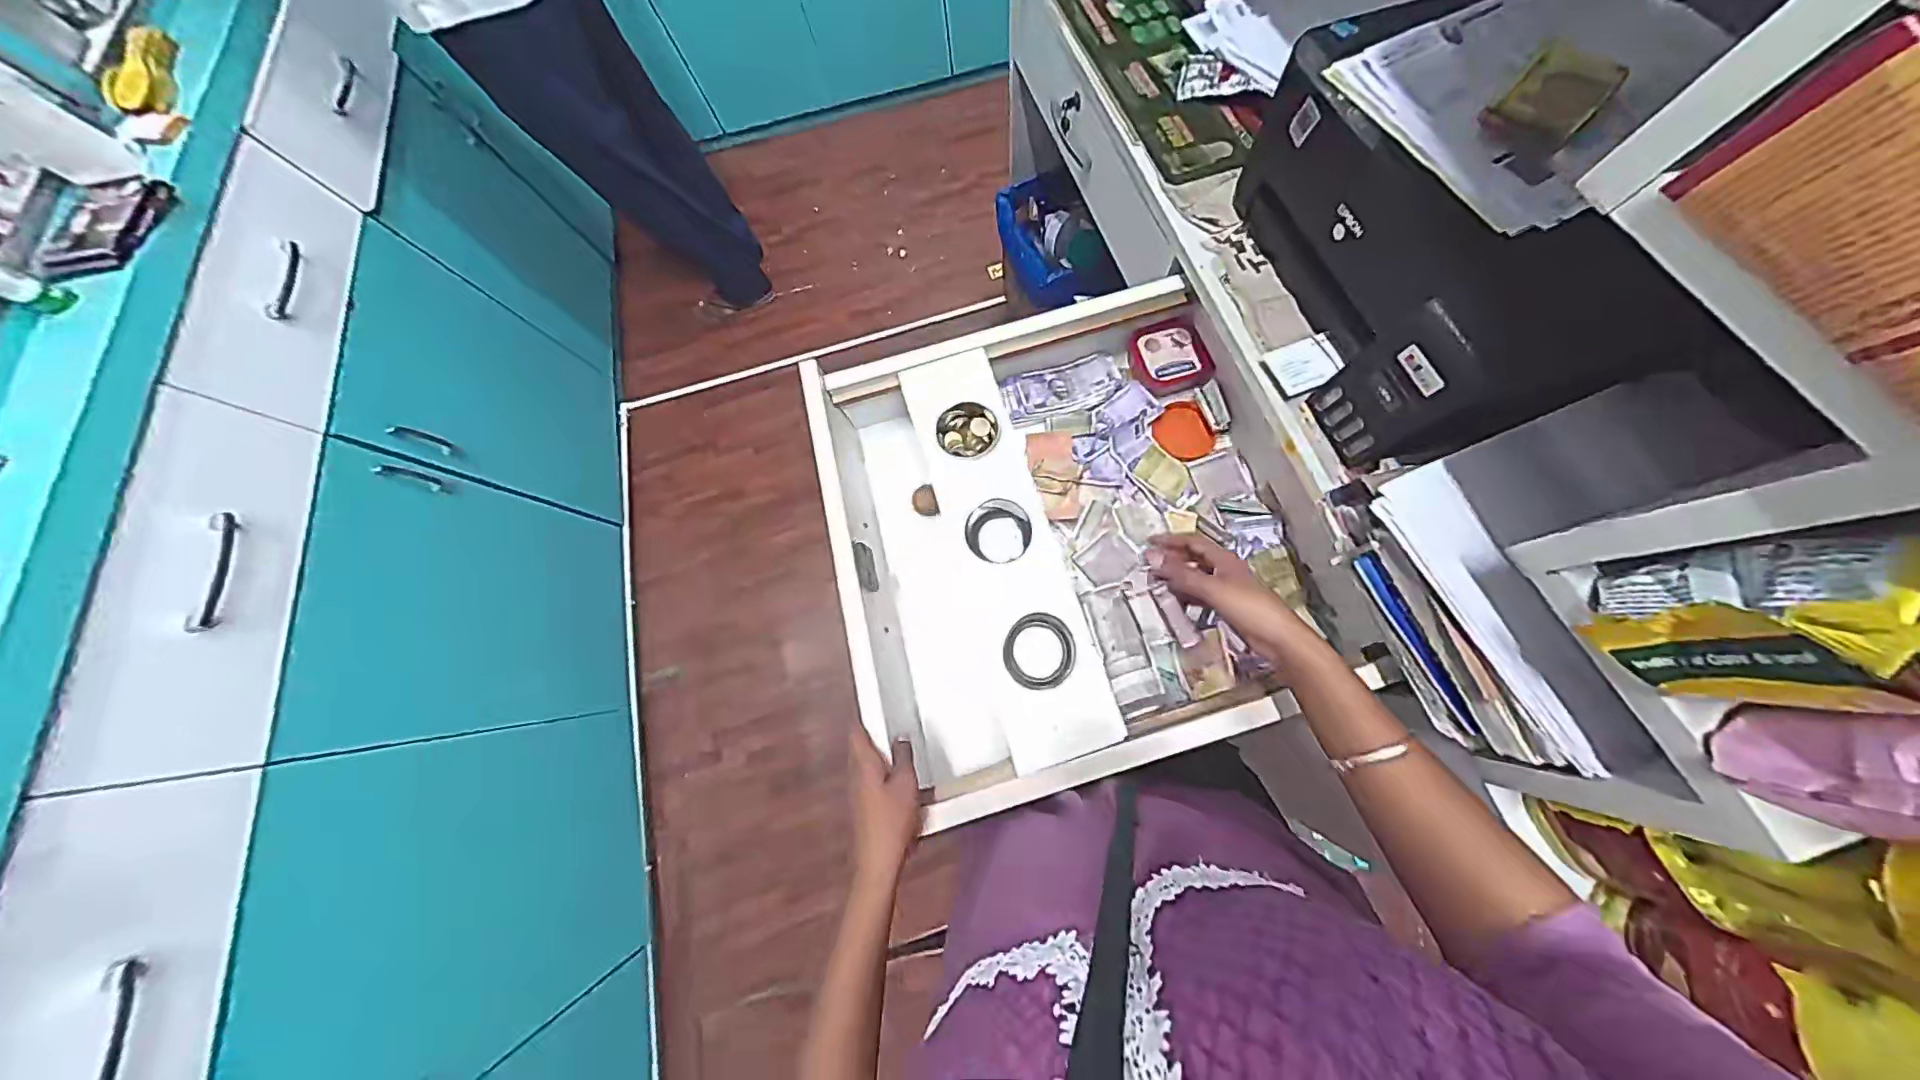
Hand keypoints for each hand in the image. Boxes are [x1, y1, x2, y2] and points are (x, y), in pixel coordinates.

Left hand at [848, 728, 922, 879]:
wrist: (878, 862)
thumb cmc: (892, 820)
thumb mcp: (907, 782)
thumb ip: (904, 757)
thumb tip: (900, 739)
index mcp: (863, 763)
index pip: (857, 732)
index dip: (864, 717)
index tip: (875, 705)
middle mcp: (855, 775)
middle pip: (862, 748)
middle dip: (877, 738)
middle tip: (895, 728)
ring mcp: (857, 793)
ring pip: (869, 767)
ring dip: (884, 760)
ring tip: (904, 757)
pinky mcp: (863, 808)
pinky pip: (874, 784)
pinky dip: (887, 779)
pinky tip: (904, 789)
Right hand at [1146, 533, 1308, 656]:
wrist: (1277, 637)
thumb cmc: (1249, 607)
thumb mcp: (1211, 588)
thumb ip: (1181, 574)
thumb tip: (1154, 558)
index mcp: (1223, 559)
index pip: (1192, 542)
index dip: (1171, 540)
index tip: (1150, 542)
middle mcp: (1223, 569)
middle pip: (1193, 558)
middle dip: (1171, 559)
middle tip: (1149, 565)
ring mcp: (1225, 587)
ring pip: (1195, 577)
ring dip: (1177, 578)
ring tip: (1157, 583)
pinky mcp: (1225, 605)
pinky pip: (1199, 595)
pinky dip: (1186, 595)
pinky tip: (1175, 601)